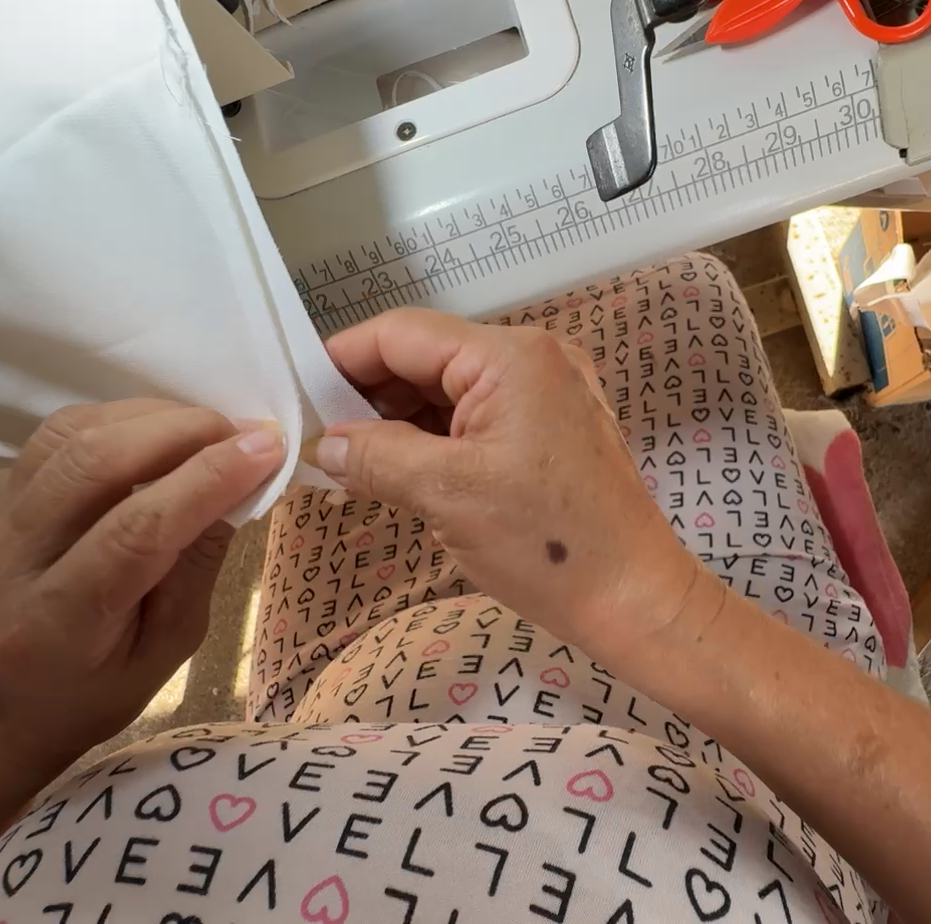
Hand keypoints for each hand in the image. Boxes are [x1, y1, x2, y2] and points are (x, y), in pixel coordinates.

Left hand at [0, 400, 284, 774]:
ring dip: (155, 416)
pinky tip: (165, 432)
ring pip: (71, 435)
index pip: (135, 531)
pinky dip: (124, 419)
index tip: (269, 447)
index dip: (208, 478)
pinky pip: (58, 435)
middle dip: (183, 431)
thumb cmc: (106, 687)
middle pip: (91, 464)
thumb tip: (247, 478)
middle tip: (247, 431)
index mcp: (52, 626)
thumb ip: (202, 558)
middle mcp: (1, 566)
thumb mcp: (176, 642)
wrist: (13, 705)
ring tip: (212, 429)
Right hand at [315, 309, 703, 650]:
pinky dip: (437, 438)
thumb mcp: (447, 494)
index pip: (403, 334)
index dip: (343, 360)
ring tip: (351, 461)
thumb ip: (375, 455)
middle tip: (319, 440)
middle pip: (428, 358)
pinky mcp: (551, 427)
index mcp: (510, 356)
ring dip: (401, 421)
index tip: (295, 394)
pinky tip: (401, 468)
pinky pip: (479, 416)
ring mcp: (548, 392)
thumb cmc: (547, 544)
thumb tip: (322, 442)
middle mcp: (532, 358)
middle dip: (371, 396)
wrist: (635, 597)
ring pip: (451, 391)